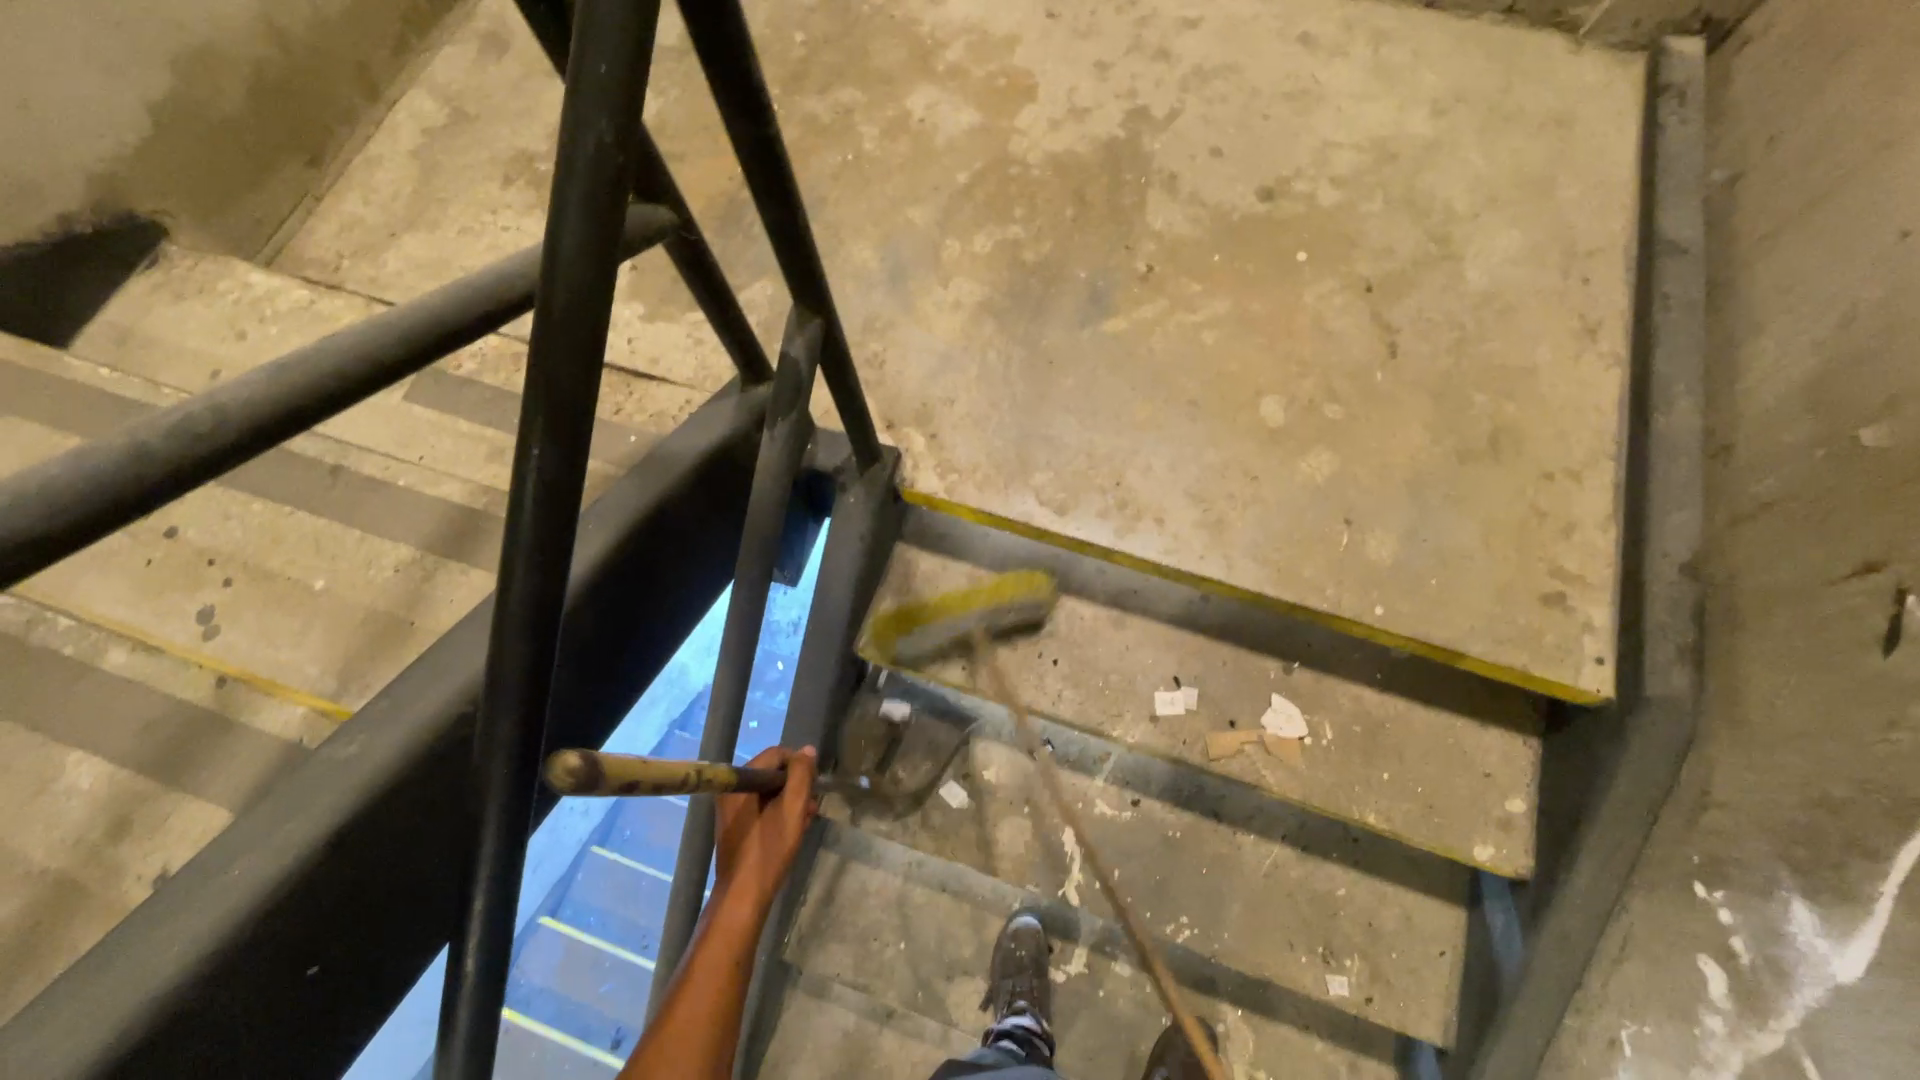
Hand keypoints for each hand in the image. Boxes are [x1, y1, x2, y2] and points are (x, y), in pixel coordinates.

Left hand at [713, 745, 817, 912]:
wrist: (744, 895)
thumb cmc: (769, 849)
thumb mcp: (792, 808)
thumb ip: (801, 775)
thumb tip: (807, 751)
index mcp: (740, 781)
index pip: (776, 755)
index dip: (799, 766)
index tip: (814, 787)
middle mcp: (731, 790)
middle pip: (773, 773)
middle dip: (796, 787)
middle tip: (810, 807)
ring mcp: (732, 809)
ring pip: (770, 792)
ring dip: (791, 801)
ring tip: (806, 819)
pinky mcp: (736, 825)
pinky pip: (762, 807)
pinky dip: (780, 813)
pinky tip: (793, 830)